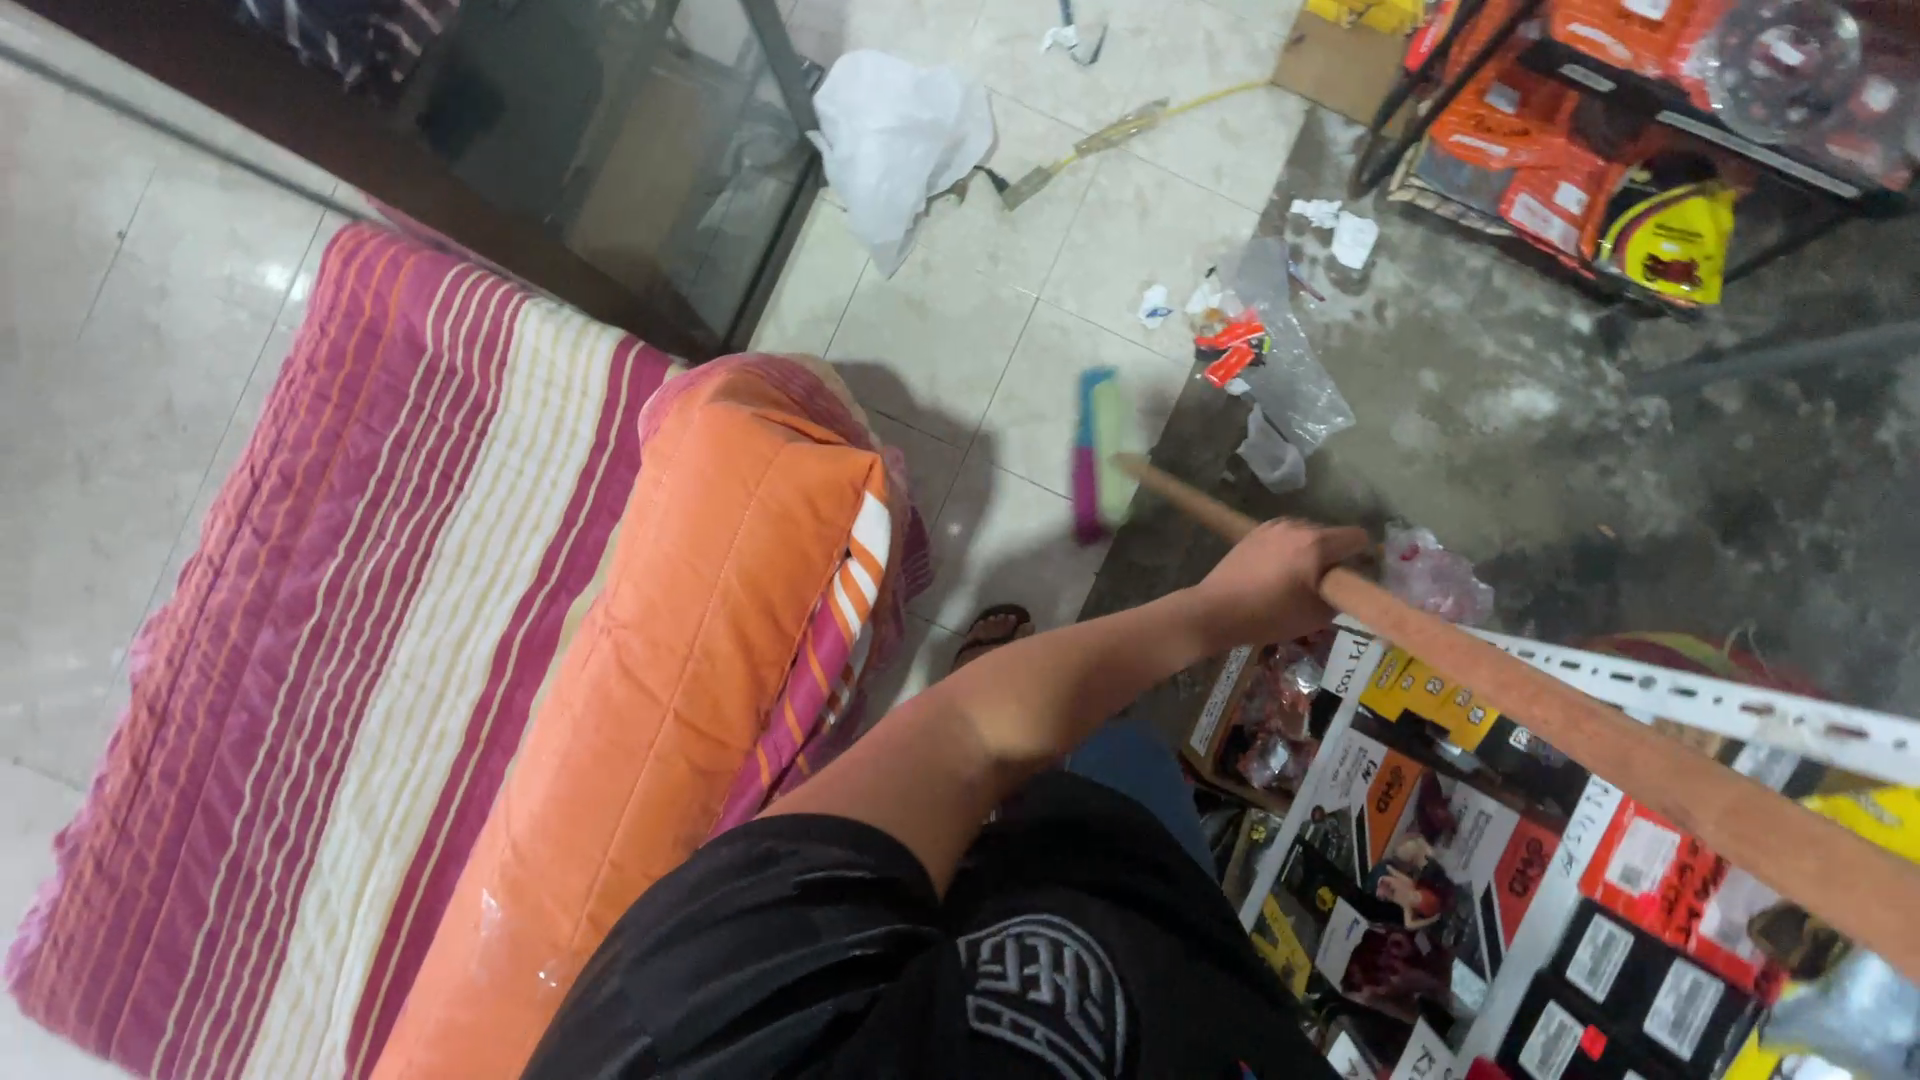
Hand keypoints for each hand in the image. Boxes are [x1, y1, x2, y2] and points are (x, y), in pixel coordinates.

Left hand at [1185, 519, 1370, 647]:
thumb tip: (1350, 585)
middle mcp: (1296, 526)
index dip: (1363, 557)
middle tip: (1326, 583)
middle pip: (1332, 534)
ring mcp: (1272, 526)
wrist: (1216, 610)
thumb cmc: (1269, 615)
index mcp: (1316, 543)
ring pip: (1307, 533)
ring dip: (1311, 551)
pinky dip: (1290, 549)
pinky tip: (1278, 571)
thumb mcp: (1317, 615)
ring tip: (1298, 578)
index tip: (1356, 577)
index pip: (1358, 537)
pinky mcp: (1254, 532)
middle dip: (1335, 555)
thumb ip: (1343, 595)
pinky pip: (1285, 536)